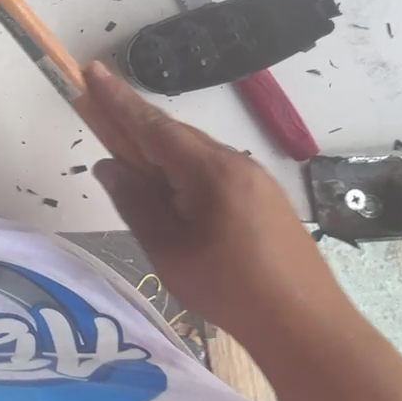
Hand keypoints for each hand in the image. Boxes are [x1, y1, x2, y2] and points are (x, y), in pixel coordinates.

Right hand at [80, 62, 353, 345]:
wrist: (310, 329)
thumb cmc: (230, 289)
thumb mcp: (166, 248)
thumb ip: (134, 201)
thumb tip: (109, 165)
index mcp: (210, 171)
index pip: (152, 125)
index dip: (117, 99)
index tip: (92, 71)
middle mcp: (235, 164)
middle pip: (173, 135)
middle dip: (134, 126)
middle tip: (99, 121)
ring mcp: (255, 181)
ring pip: (193, 154)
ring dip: (158, 153)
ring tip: (133, 173)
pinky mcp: (265, 200)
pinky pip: (211, 171)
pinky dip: (181, 171)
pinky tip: (172, 196)